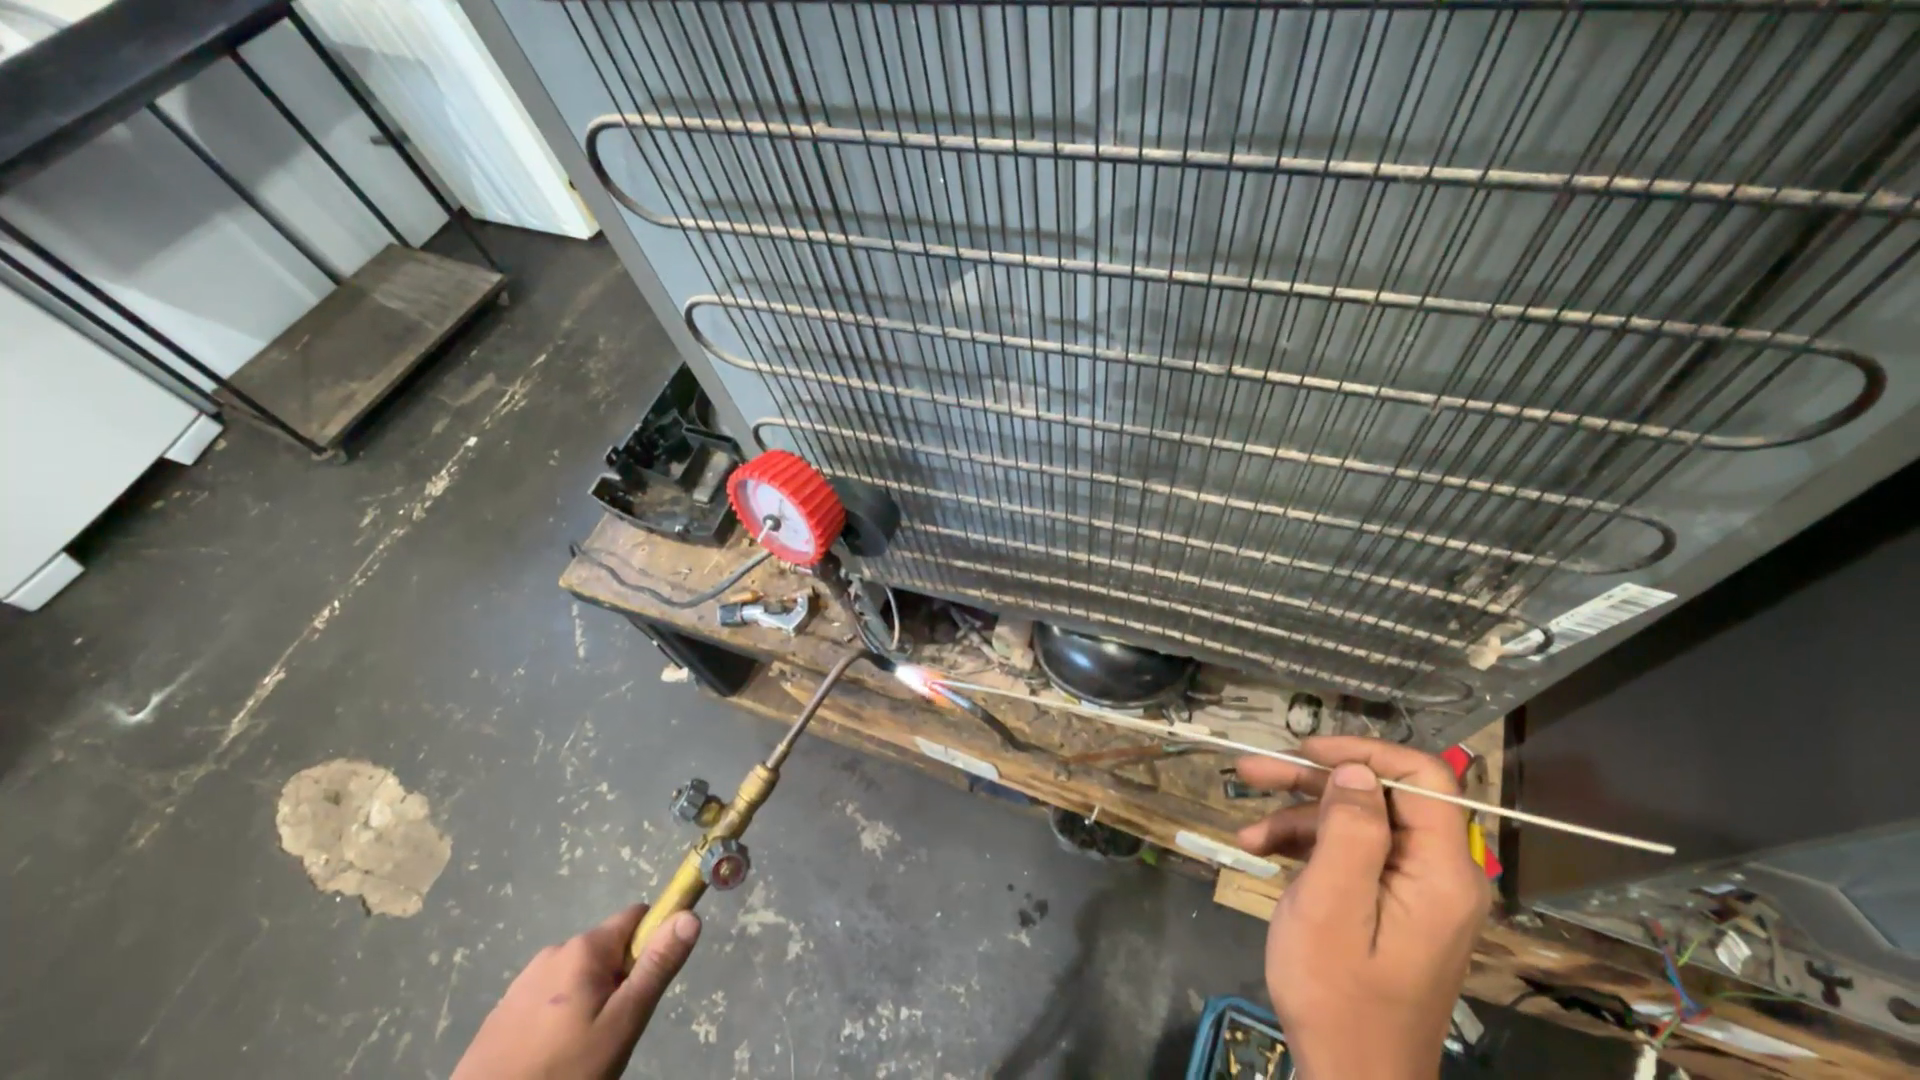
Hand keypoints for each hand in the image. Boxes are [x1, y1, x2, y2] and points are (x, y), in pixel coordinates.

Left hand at [452, 905, 700, 1079]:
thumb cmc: (565, 1069)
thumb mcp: (623, 1022)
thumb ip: (656, 967)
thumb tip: (690, 915)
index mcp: (584, 948)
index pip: (637, 916)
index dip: (654, 942)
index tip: (650, 984)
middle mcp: (554, 951)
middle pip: (609, 950)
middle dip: (621, 980)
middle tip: (616, 1029)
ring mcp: (525, 979)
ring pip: (580, 976)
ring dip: (592, 999)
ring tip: (585, 1048)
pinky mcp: (506, 1008)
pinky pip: (551, 997)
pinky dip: (563, 1016)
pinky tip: (555, 1054)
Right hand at [1235, 737, 1489, 1079]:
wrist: (1353, 1079)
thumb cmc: (1338, 995)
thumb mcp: (1331, 906)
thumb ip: (1350, 831)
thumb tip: (1355, 770)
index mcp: (1442, 871)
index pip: (1421, 777)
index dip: (1363, 752)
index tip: (1305, 751)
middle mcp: (1439, 874)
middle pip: (1381, 797)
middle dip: (1314, 780)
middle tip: (1251, 771)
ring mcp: (1416, 893)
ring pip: (1360, 824)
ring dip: (1301, 818)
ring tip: (1245, 832)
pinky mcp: (1393, 908)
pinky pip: (1355, 858)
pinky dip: (1309, 850)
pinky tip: (1263, 854)